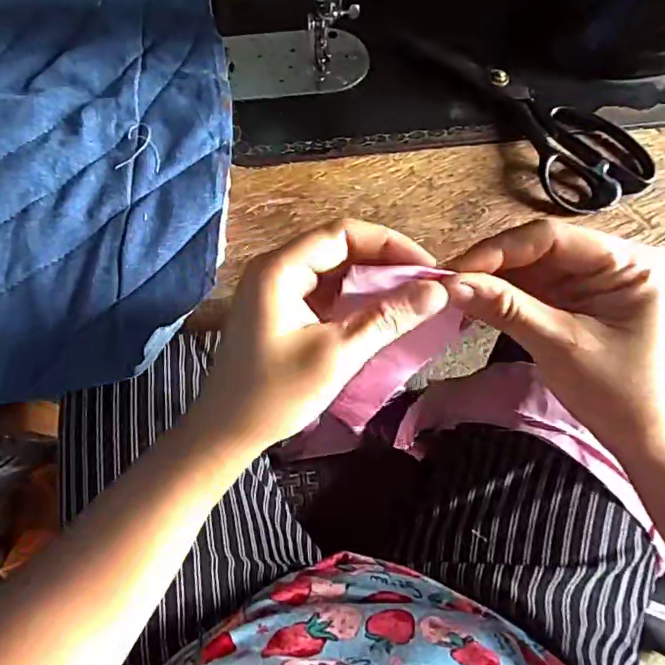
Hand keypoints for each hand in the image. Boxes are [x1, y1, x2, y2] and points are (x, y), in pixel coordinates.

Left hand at [185, 220, 449, 447]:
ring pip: (332, 268)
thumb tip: (438, 290)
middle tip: (427, 284)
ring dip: (371, 279)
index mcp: (279, 268)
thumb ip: (387, 318)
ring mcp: (274, 287)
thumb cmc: (275, 395)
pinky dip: (352, 296)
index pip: (343, 234)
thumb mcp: (337, 355)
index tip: (429, 269)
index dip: (391, 245)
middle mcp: (274, 267)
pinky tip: (380, 310)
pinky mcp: (278, 307)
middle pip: (338, 246)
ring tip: (412, 296)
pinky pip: (322, 289)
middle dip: (385, 261)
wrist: (226, 430)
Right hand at [442, 220, 664, 449]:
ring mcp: (596, 280)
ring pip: (530, 267)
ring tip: (455, 294)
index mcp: (632, 262)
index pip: (551, 238)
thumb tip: (451, 284)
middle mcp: (616, 261)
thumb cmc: (621, 395)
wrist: (651, 442)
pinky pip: (533, 287)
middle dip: (491, 266)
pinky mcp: (580, 300)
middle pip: (538, 249)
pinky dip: (504, 296)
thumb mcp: (559, 346)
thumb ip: (506, 308)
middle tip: (447, 283)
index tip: (454, 271)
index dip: (497, 250)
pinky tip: (476, 303)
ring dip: (492, 281)